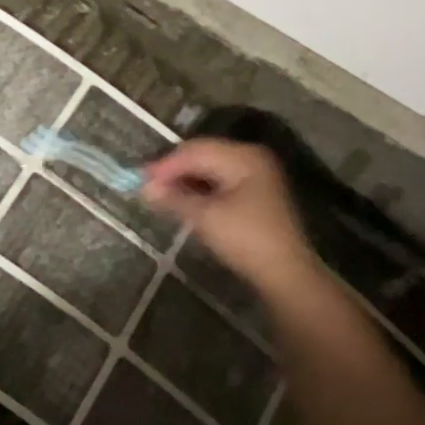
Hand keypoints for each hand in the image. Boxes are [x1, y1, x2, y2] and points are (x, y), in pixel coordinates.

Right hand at [143, 139, 315, 293]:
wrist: (286, 274)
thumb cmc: (246, 239)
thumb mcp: (205, 217)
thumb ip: (174, 197)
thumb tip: (144, 187)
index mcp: (243, 156)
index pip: (195, 150)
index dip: (165, 164)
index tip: (139, 178)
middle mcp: (251, 158)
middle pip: (203, 155)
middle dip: (174, 170)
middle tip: (147, 186)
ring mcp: (256, 175)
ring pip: (210, 169)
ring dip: (185, 180)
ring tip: (161, 194)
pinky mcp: (255, 194)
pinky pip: (220, 182)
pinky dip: (200, 189)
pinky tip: (183, 200)